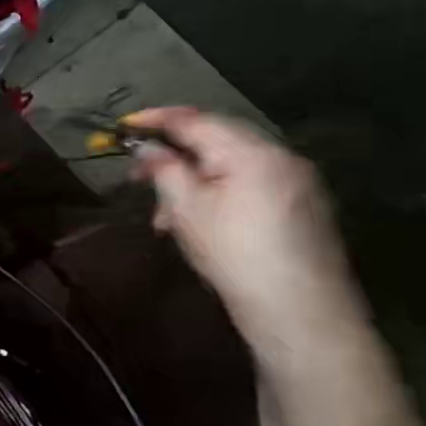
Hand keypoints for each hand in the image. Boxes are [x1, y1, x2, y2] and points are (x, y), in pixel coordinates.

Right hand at [128, 108, 364, 338]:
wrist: (298, 306)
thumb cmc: (233, 252)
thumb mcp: (185, 209)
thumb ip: (164, 170)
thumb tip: (148, 148)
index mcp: (251, 153)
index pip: (196, 120)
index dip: (157, 119)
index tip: (124, 125)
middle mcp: (281, 157)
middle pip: (218, 137)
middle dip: (174, 151)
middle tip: (138, 171)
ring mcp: (297, 180)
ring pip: (231, 163)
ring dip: (192, 177)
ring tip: (164, 211)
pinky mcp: (301, 204)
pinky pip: (249, 181)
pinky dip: (216, 189)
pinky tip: (197, 218)